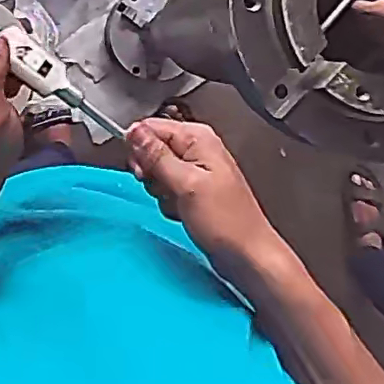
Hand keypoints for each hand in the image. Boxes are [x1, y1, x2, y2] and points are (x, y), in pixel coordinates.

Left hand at [0, 35, 23, 180]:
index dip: (8, 39)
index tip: (25, 49)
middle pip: (0, 43)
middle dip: (20, 53)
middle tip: (31, 68)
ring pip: (9, 53)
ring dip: (25, 63)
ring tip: (33, 77)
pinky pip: (13, 66)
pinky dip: (25, 72)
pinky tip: (29, 83)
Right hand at [127, 118, 286, 271]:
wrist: (249, 256)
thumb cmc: (227, 221)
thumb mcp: (186, 184)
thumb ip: (157, 156)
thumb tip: (134, 131)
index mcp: (197, 137)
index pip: (151, 126)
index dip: (139, 147)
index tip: (140, 169)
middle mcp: (196, 148)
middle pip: (152, 147)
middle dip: (150, 171)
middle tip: (164, 188)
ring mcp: (195, 170)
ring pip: (157, 171)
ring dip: (160, 190)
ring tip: (178, 202)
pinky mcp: (193, 189)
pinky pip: (166, 189)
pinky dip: (168, 202)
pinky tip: (182, 212)